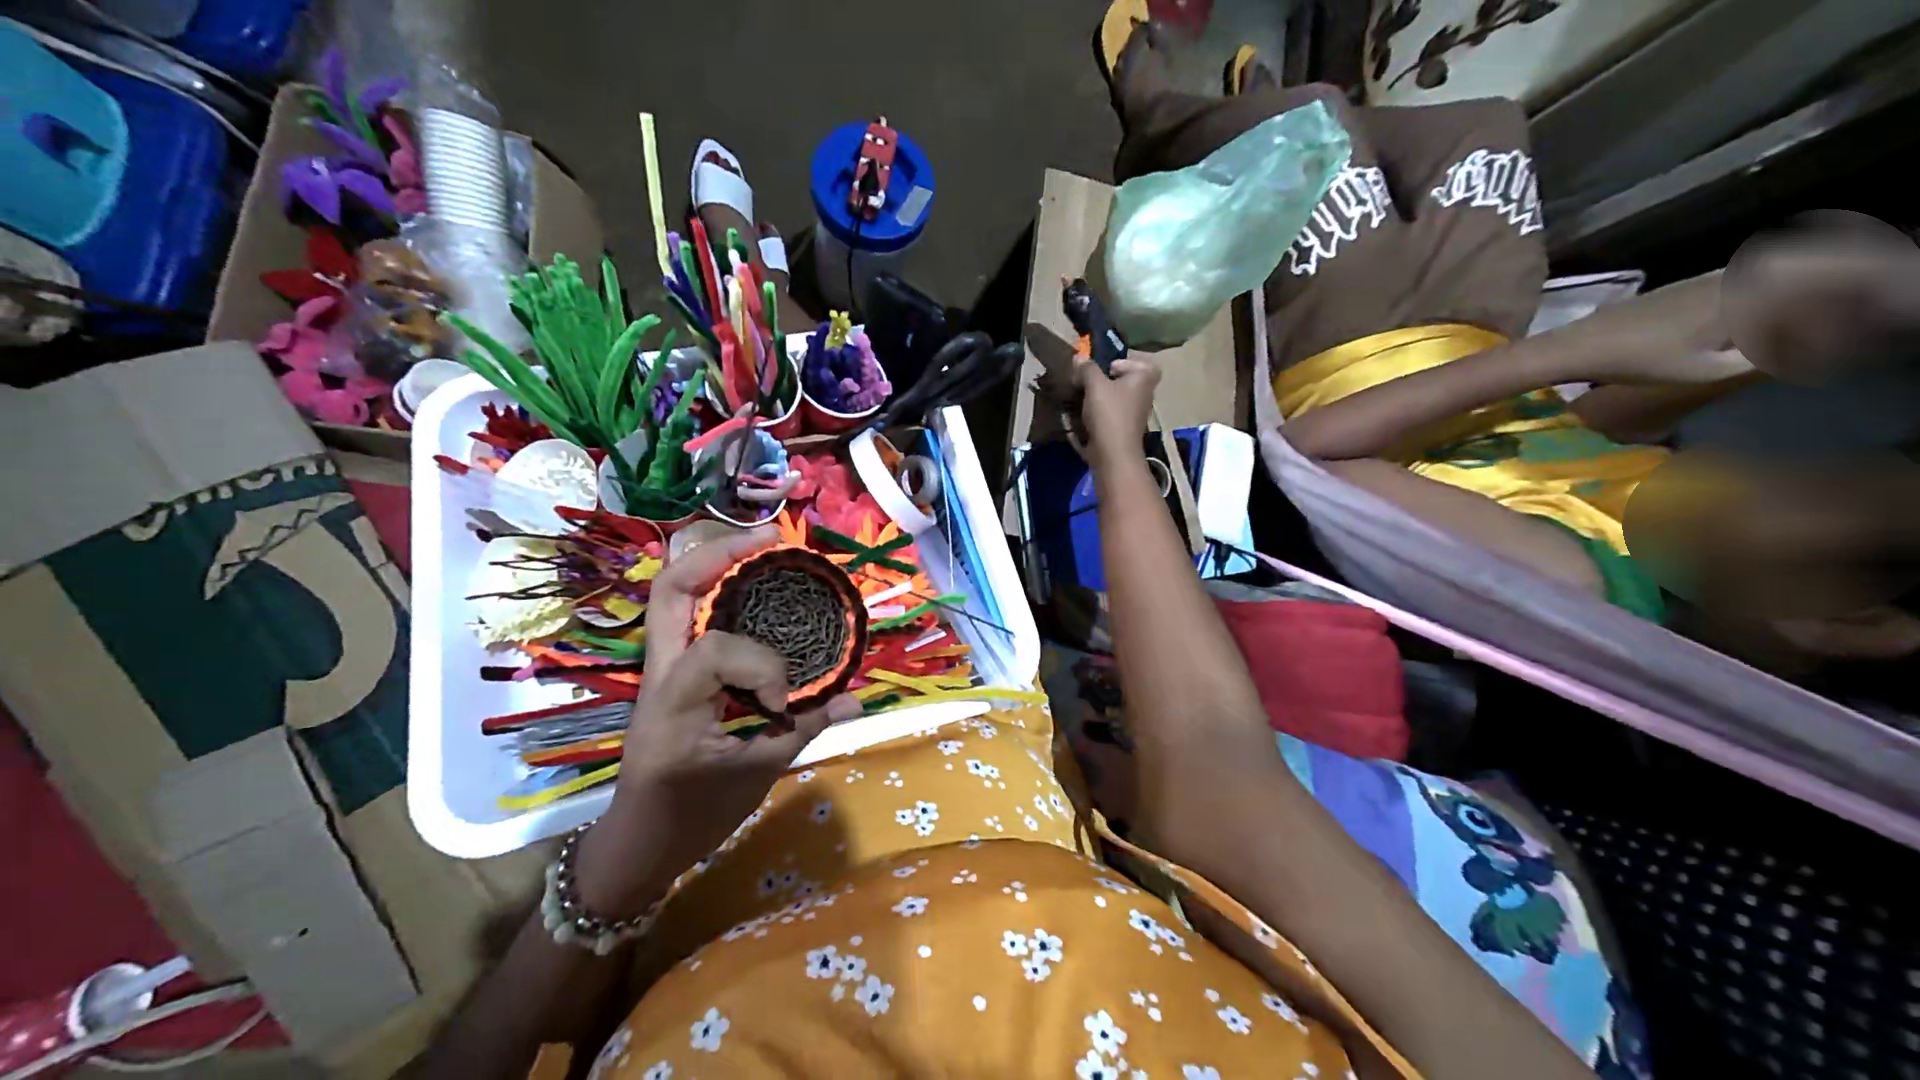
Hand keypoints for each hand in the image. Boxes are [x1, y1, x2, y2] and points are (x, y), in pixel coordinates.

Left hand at [574, 526, 858, 914]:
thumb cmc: (691, 815)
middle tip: (771, 539)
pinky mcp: (674, 671)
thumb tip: (855, 700)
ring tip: (764, 550)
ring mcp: (663, 667)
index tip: (781, 702)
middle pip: (672, 588)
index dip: (761, 666)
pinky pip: (692, 616)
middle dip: (721, 554)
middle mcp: (661, 671)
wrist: (639, 843)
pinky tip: (755, 590)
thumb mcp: (754, 776)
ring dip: (718, 564)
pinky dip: (720, 592)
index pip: (715, 652)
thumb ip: (803, 729)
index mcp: (674, 702)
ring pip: (675, 594)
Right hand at [1074, 354, 1160, 465]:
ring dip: (1102, 398)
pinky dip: (1101, 413)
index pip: (1145, 364)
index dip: (1128, 363)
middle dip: (1109, 380)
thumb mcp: (1094, 385)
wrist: (1113, 453)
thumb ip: (1087, 369)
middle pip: (1129, 382)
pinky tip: (1085, 416)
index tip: (1108, 369)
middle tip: (1091, 382)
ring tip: (1084, 398)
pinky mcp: (1124, 429)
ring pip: (1119, 399)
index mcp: (1144, 380)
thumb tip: (1079, 356)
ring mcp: (1135, 414)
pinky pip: (1113, 414)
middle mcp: (1144, 395)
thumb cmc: (1109, 413)